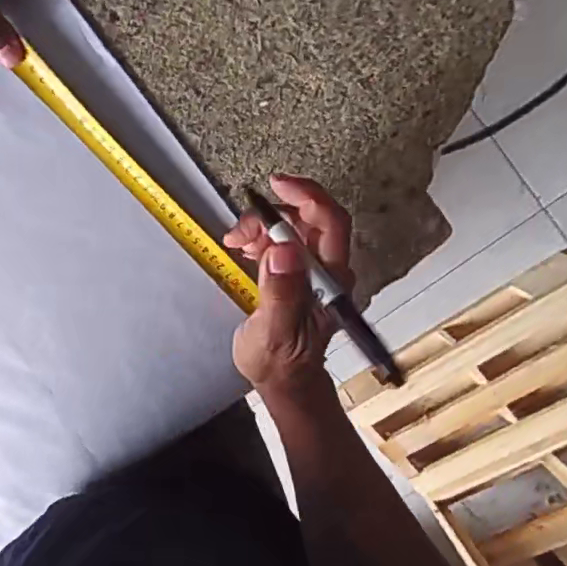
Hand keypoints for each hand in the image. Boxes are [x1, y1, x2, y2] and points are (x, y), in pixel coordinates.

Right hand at [224, 175, 355, 394]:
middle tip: (240, 231)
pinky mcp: (297, 275)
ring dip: (262, 228)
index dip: (307, 196)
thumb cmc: (279, 361)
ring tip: (236, 242)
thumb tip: (284, 249)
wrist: (283, 379)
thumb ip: (281, 292)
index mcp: (330, 280)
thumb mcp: (274, 332)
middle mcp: (327, 270)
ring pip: (293, 229)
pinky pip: (283, 242)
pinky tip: (245, 247)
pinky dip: (261, 237)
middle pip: (308, 220)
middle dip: (272, 215)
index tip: (276, 185)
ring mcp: (313, 271)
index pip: (329, 222)